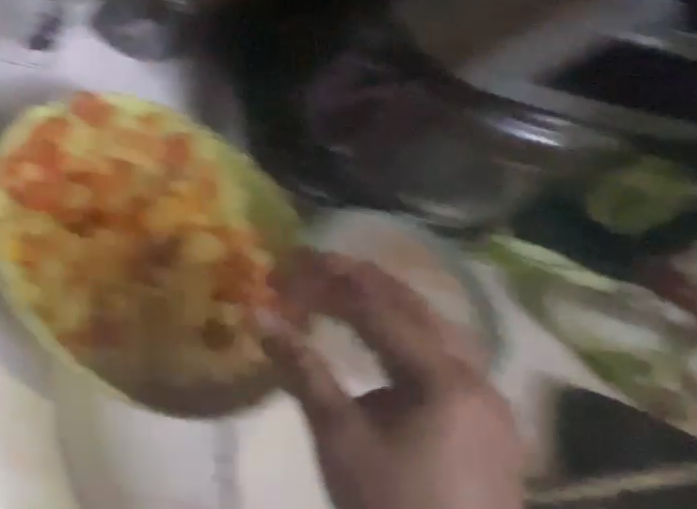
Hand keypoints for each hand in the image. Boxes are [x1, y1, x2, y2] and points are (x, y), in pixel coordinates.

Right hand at [263, 253, 523, 508]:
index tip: (285, 262)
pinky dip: (404, 332)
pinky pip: (443, 356)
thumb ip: (302, 368)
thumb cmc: (391, 499)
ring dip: (386, 303)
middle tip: (310, 260)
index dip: (329, 281)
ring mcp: (489, 404)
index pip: (379, 309)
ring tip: (338, 288)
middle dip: (361, 280)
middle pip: (418, 310)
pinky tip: (377, 336)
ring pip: (435, 331)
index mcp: (445, 380)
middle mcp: (478, 381)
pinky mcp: (486, 425)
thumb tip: (256, 314)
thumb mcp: (339, 434)